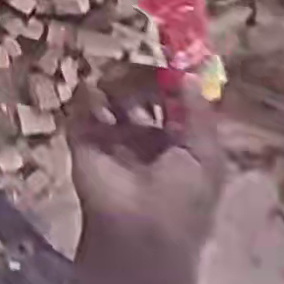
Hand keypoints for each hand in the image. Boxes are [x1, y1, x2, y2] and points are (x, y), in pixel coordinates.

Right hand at [68, 80, 226, 260]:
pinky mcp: (80, 137)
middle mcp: (142, 136)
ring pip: (107, 98)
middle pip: (136, 96)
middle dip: (137, 81)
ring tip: (116, 86)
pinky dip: (86, 99)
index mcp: (176, 143)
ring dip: (112, 88)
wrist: (137, 228)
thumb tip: (188, 74)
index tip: (165, 55)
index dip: (169, 82)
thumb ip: (198, 115)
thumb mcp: (204, 156)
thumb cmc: (182, 198)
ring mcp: (109, 136)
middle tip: (135, 62)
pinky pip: (79, 109)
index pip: (171, 103)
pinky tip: (98, 101)